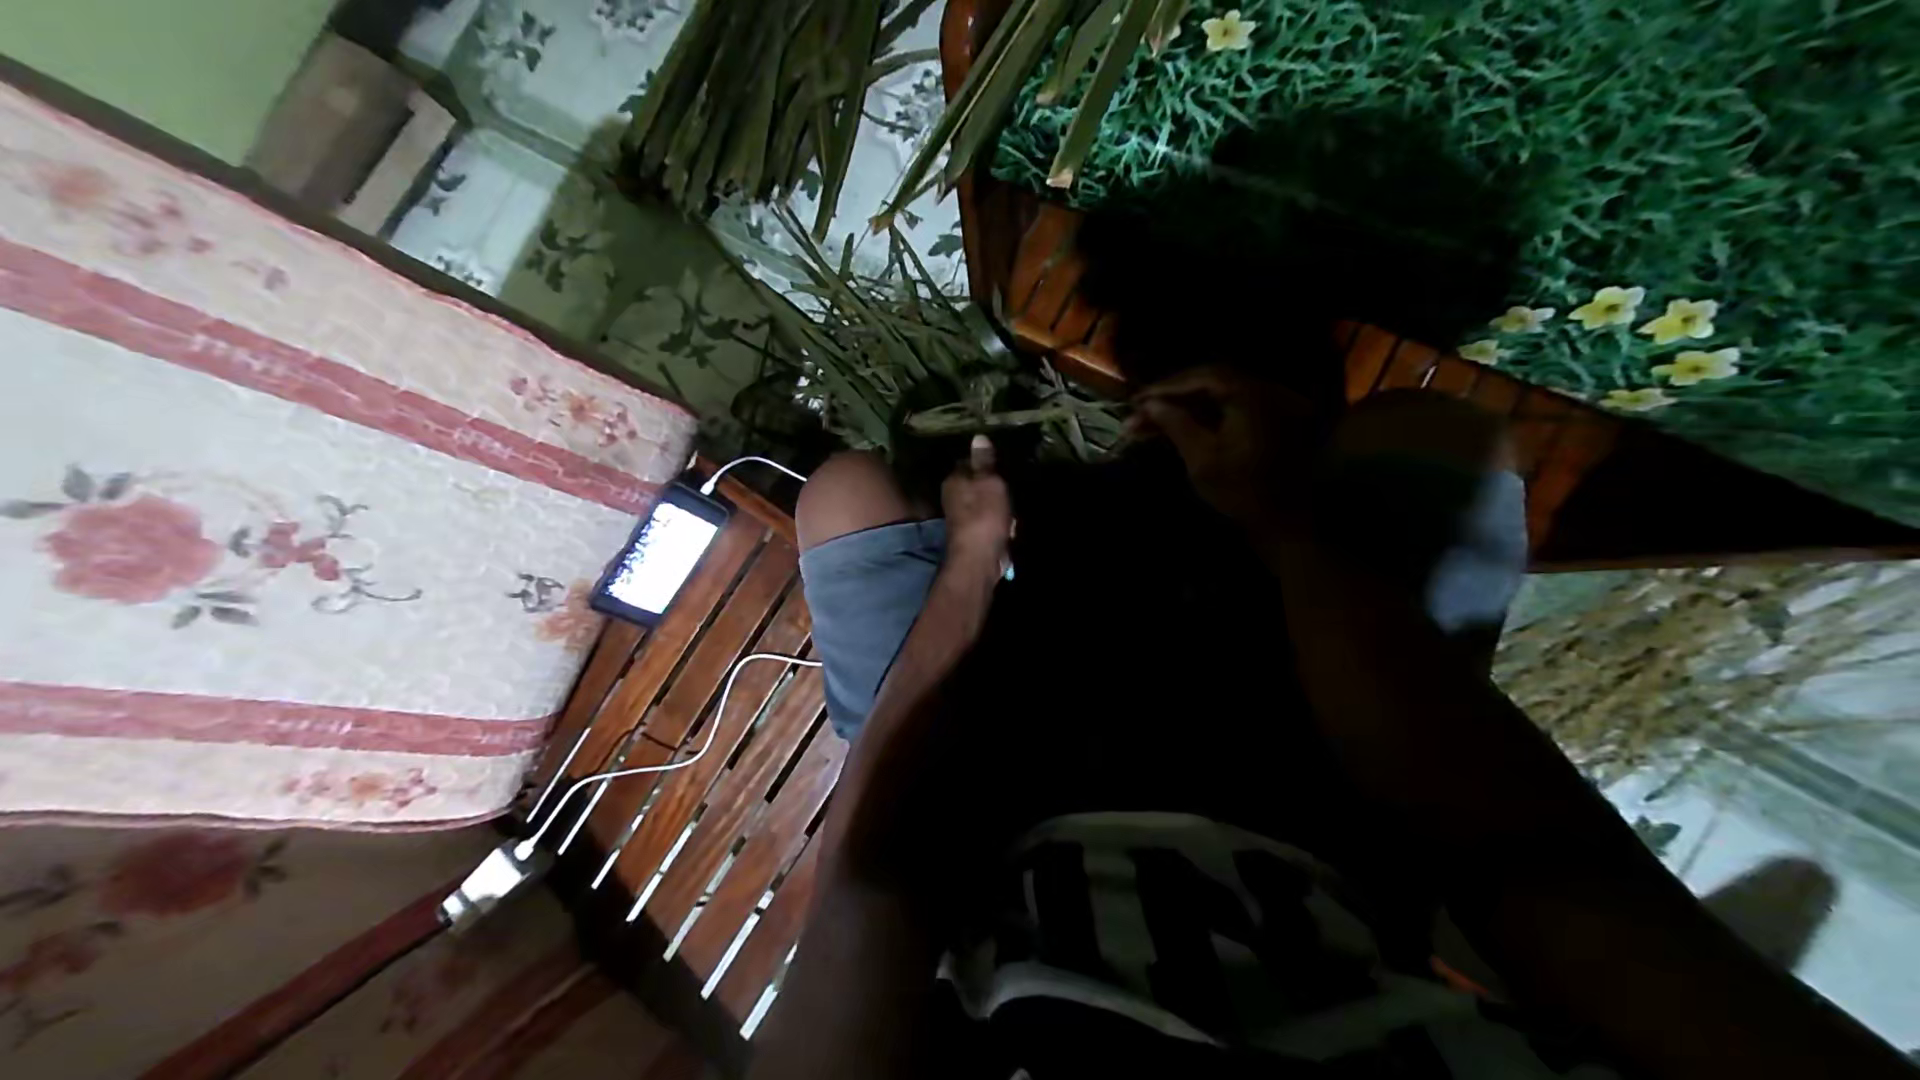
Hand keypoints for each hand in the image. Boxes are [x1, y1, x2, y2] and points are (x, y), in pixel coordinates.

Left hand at [941, 434, 1012, 571]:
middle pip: (980, 483)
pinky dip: (1002, 523)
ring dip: (1003, 507)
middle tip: (1012, 489)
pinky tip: (1010, 527)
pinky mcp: (974, 532)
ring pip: (988, 502)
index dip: (987, 462)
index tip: (1004, 463)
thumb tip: (978, 436)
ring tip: (1013, 511)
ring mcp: (963, 516)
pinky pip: (992, 520)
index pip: (969, 461)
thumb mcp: (989, 482)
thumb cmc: (984, 515)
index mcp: (954, 480)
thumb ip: (985, 461)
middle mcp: (954, 496)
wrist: (980, 558)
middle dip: (997, 487)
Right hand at [1132, 366, 1316, 531]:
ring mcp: (1273, 404)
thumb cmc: (1240, 491)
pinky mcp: (1272, 418)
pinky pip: (1233, 405)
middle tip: (1142, 407)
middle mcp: (1267, 391)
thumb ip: (1175, 424)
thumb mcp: (1200, 459)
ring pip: (1221, 393)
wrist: (1282, 520)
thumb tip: (1149, 403)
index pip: (1204, 377)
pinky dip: (1206, 412)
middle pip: (1213, 381)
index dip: (1168, 386)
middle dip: (1175, 394)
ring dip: (1186, 404)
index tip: (1138, 398)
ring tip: (1153, 419)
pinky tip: (1179, 422)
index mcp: (1252, 397)